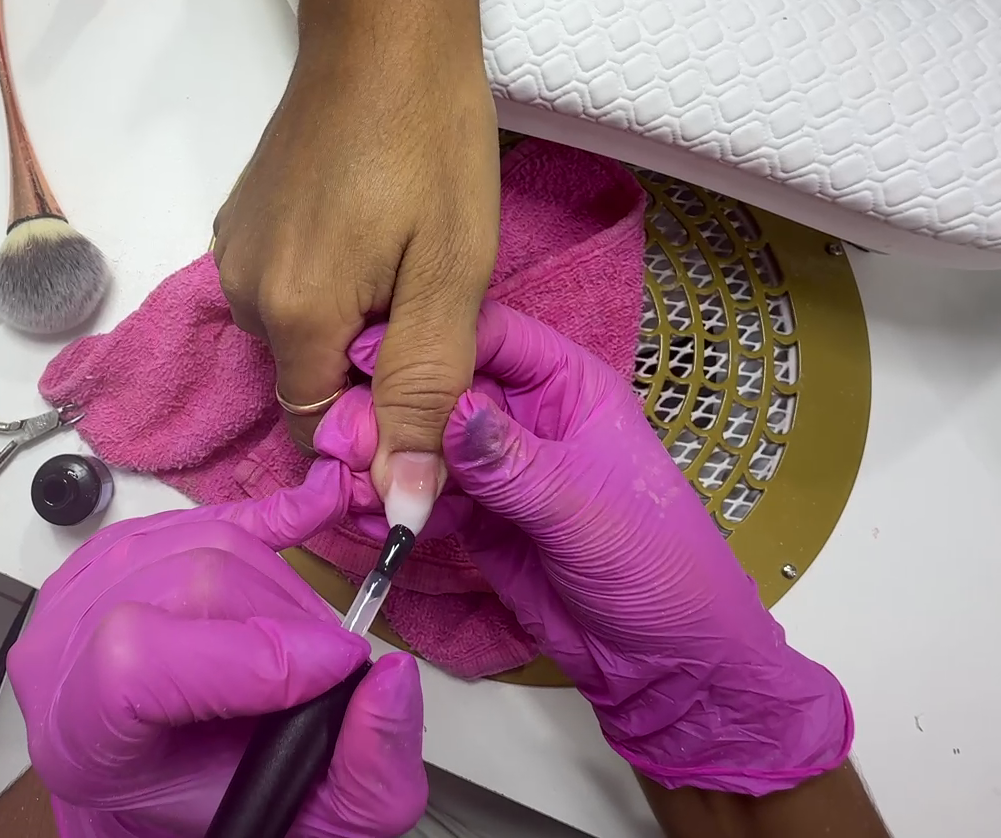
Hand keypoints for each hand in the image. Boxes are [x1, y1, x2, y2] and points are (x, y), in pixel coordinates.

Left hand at [8, 464, 427, 837]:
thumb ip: (362, 780)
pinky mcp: (129, 539)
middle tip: (334, 662)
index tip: (333, 669)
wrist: (150, 768)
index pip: (137, 659)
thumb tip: (389, 681)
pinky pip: (209, 511)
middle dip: (288, 619)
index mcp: (78, 727)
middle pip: (190, 583)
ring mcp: (92, 576)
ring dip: (285, 584)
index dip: (252, 656)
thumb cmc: (201, 797)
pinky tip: (318, 505)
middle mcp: (65, 640)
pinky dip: (274, 512)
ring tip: (311, 635)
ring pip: (209, 539)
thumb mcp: (291, 823)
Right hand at [213, 37, 499, 510]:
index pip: (316, 428)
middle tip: (423, 302)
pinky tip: (355, 231)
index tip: (425, 384)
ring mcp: (230, 251)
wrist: (381, 33)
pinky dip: (317, 286)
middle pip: (305, 378)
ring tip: (391, 258)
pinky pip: (276, 288)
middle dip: (365, 366)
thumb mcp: (452, 273)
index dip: (374, 427)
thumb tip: (403, 505)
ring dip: (342, 322)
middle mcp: (241, 290)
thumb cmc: (431, 144)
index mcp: (290, 313)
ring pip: (292, 333)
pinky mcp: (235, 222)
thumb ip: (424, 393)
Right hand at [358, 303, 852, 795]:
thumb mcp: (583, 509)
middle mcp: (517, 409)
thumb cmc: (654, 569)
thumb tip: (448, 410)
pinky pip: (415, 489)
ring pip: (418, 438)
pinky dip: (387, 500)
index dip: (431, 342)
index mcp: (562, 383)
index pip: (488, 334)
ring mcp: (487, 459)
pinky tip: (364, 515)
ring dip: (379, 457)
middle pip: (438, 385)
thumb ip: (512, 462)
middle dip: (389, 408)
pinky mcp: (465, 505)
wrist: (657, 665)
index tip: (369, 356)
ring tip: (345, 482)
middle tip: (343, 437)